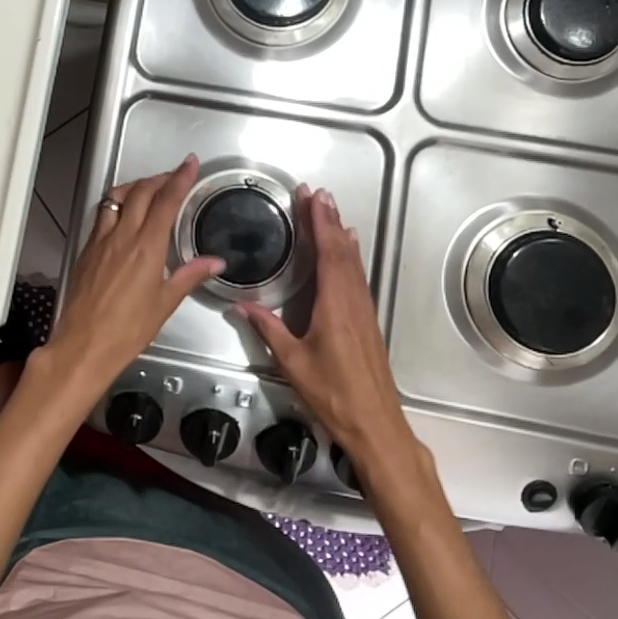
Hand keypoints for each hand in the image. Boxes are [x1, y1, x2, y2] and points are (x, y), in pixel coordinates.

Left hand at [43, 155, 224, 394]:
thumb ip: (190, 275)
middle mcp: (122, 236)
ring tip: (149, 188)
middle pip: (140, 192)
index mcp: (146, 246)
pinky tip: (124, 216)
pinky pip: (103, 216)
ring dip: (135, 187)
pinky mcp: (87, 250)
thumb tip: (216, 261)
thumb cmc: (128, 330)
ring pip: (117, 199)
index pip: (166, 201)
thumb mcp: (165, 303)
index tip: (189, 164)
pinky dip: (117, 206)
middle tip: (174, 175)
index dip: (179, 178)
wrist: (84, 344)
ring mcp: (100, 241)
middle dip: (159, 178)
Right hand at [239, 187, 417, 473]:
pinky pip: (358, 277)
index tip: (312, 198)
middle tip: (317, 193)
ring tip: (331, 211)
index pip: (327, 253)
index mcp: (334, 305)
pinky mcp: (367, 321)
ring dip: (340, 234)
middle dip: (329, 220)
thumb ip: (268, 330)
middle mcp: (352, 301)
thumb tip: (241, 306)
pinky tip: (349, 250)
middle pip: (342, 251)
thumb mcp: (293, 362)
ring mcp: (363, 310)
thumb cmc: (333, 394)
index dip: (319, 223)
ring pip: (353, 262)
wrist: (375, 424)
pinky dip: (350, 256)